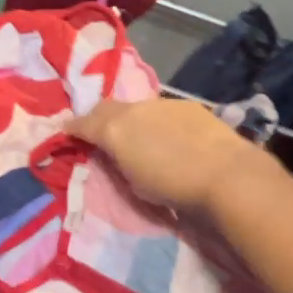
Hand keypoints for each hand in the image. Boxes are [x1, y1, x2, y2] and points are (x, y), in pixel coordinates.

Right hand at [68, 98, 256, 210]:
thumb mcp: (132, 183)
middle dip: (97, 118)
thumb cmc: (173, 189)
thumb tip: (116, 153)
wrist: (226, 175)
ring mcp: (161, 104)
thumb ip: (118, 162)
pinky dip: (157, 122)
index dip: (72, 129)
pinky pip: (162, 111)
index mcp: (113, 130)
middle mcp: (133, 110)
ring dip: (130, 120)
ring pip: (136, 108)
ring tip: (138, 138)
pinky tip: (170, 137)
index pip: (82, 123)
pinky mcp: (187, 106)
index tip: (66, 133)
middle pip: (106, 107)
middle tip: (97, 132)